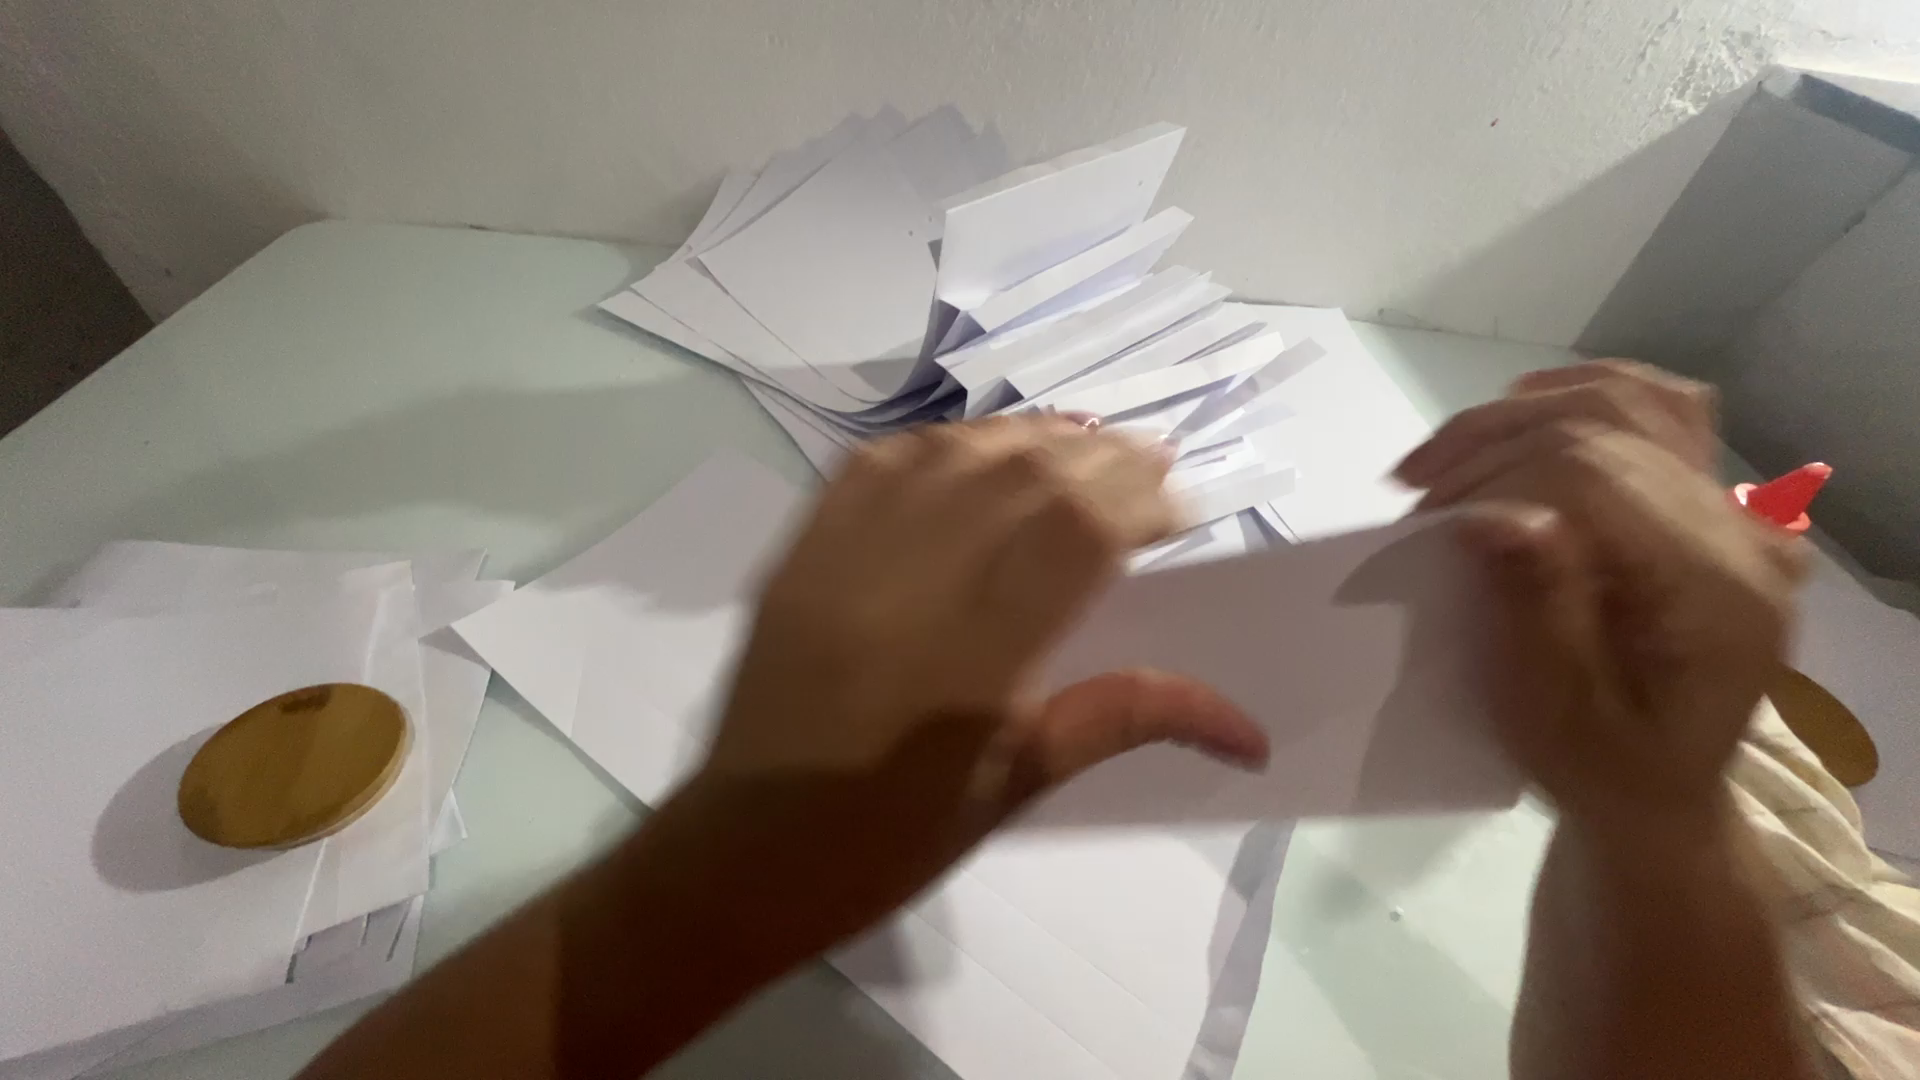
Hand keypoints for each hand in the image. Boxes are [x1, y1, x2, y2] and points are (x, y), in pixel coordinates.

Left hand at [674, 414, 1267, 969]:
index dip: (1137, 500)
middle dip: (1098, 457)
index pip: (1071, 533)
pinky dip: (942, 442)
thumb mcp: (1019, 786)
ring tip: (1078, 445)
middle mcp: (902, 590)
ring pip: (950, 453)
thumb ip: (1127, 719)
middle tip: (1147, 464)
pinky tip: (978, 450)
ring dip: (1027, 436)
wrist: (744, 852)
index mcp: (969, 664)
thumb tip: (1250, 729)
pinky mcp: (797, 550)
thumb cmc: (891, 839)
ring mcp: (838, 559)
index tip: (1178, 508)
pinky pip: (875, 462)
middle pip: (1018, 475)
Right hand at [1395, 362, 1801, 831]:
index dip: (1489, 481)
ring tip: (1444, 457)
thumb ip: (1537, 609)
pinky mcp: (1708, 501)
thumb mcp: (1552, 708)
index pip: (1591, 474)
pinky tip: (1523, 409)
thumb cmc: (1595, 761)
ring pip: (1624, 402)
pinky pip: (1656, 409)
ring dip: (1515, 416)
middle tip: (1413, 496)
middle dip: (1485, 448)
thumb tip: (1490, 516)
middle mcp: (1741, 531)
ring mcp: (1735, 508)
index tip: (1422, 526)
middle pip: (1599, 428)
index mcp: (1713, 586)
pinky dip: (1579, 397)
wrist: (1656, 786)